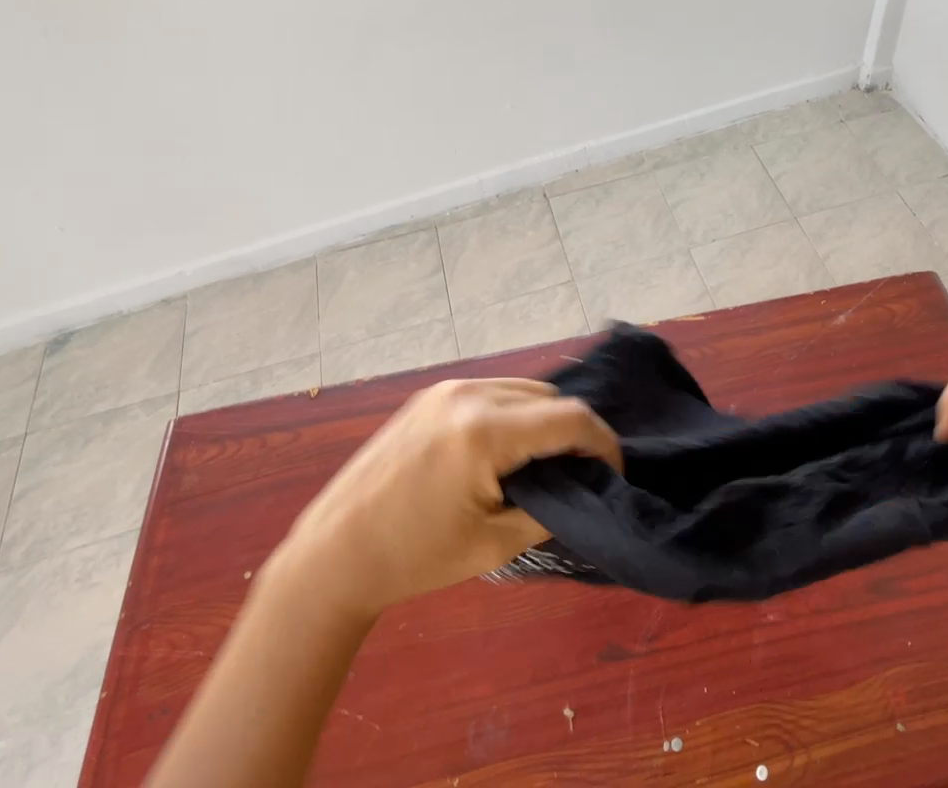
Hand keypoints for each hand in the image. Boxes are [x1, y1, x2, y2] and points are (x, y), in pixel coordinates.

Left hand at [268, 378, 620, 624]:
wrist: (334, 555)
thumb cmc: (415, 558)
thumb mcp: (497, 542)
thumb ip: (552, 506)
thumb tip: (582, 486)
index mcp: (485, 432)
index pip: (571, 419)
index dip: (604, 444)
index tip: (613, 474)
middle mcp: (467, 395)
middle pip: (551, 398)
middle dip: (575, 432)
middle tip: (579, 474)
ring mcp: (444, 390)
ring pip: (523, 390)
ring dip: (545, 420)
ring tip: (545, 464)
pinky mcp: (428, 397)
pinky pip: (492, 392)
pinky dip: (514, 414)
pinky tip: (507, 450)